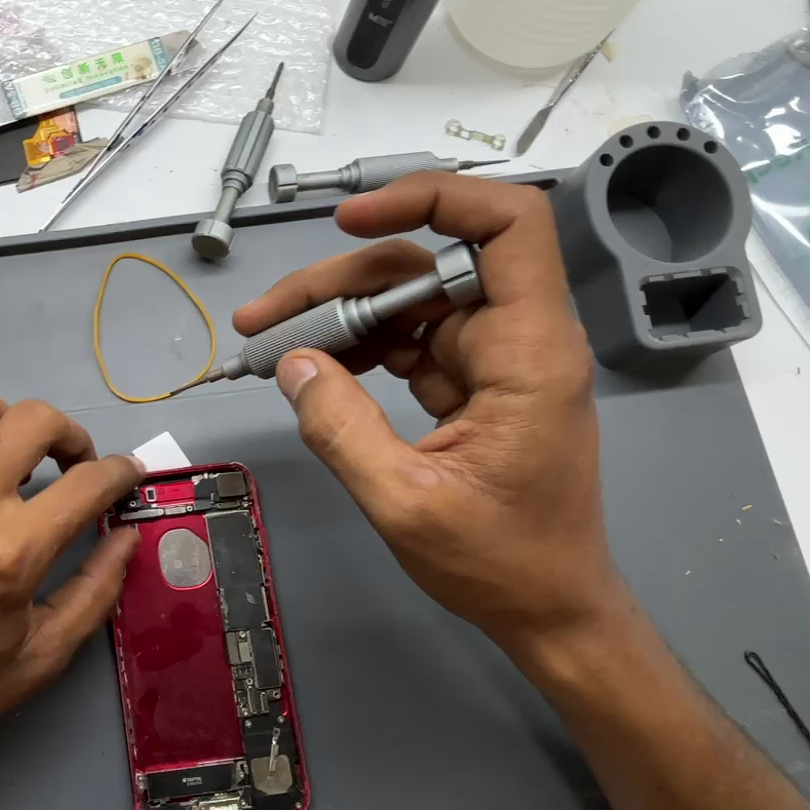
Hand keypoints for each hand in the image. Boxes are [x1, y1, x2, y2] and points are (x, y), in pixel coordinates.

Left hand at [0, 386, 142, 780]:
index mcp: (9, 552)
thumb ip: (95, 589)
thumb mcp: (42, 656)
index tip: (126, 475)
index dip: (121, 473)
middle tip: (72, 467)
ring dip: (6, 423)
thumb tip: (127, 534)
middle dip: (71, 436)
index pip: (87, 482)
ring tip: (9, 461)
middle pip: (35, 419)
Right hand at [233, 173, 619, 649]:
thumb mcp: (404, 503)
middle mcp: (516, 340)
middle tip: (261, 320)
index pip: (507, 226)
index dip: (433, 198)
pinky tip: (310, 369)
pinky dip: (354, 349)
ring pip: (407, 303)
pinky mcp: (469, 384)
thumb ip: (341, 430)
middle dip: (337, 284)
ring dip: (336, 317)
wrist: (549, 610)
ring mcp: (491, 361)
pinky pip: (405, 343)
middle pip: (425, 268)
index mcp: (528, 353)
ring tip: (269, 346)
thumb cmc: (497, 564)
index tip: (350, 221)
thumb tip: (292, 365)